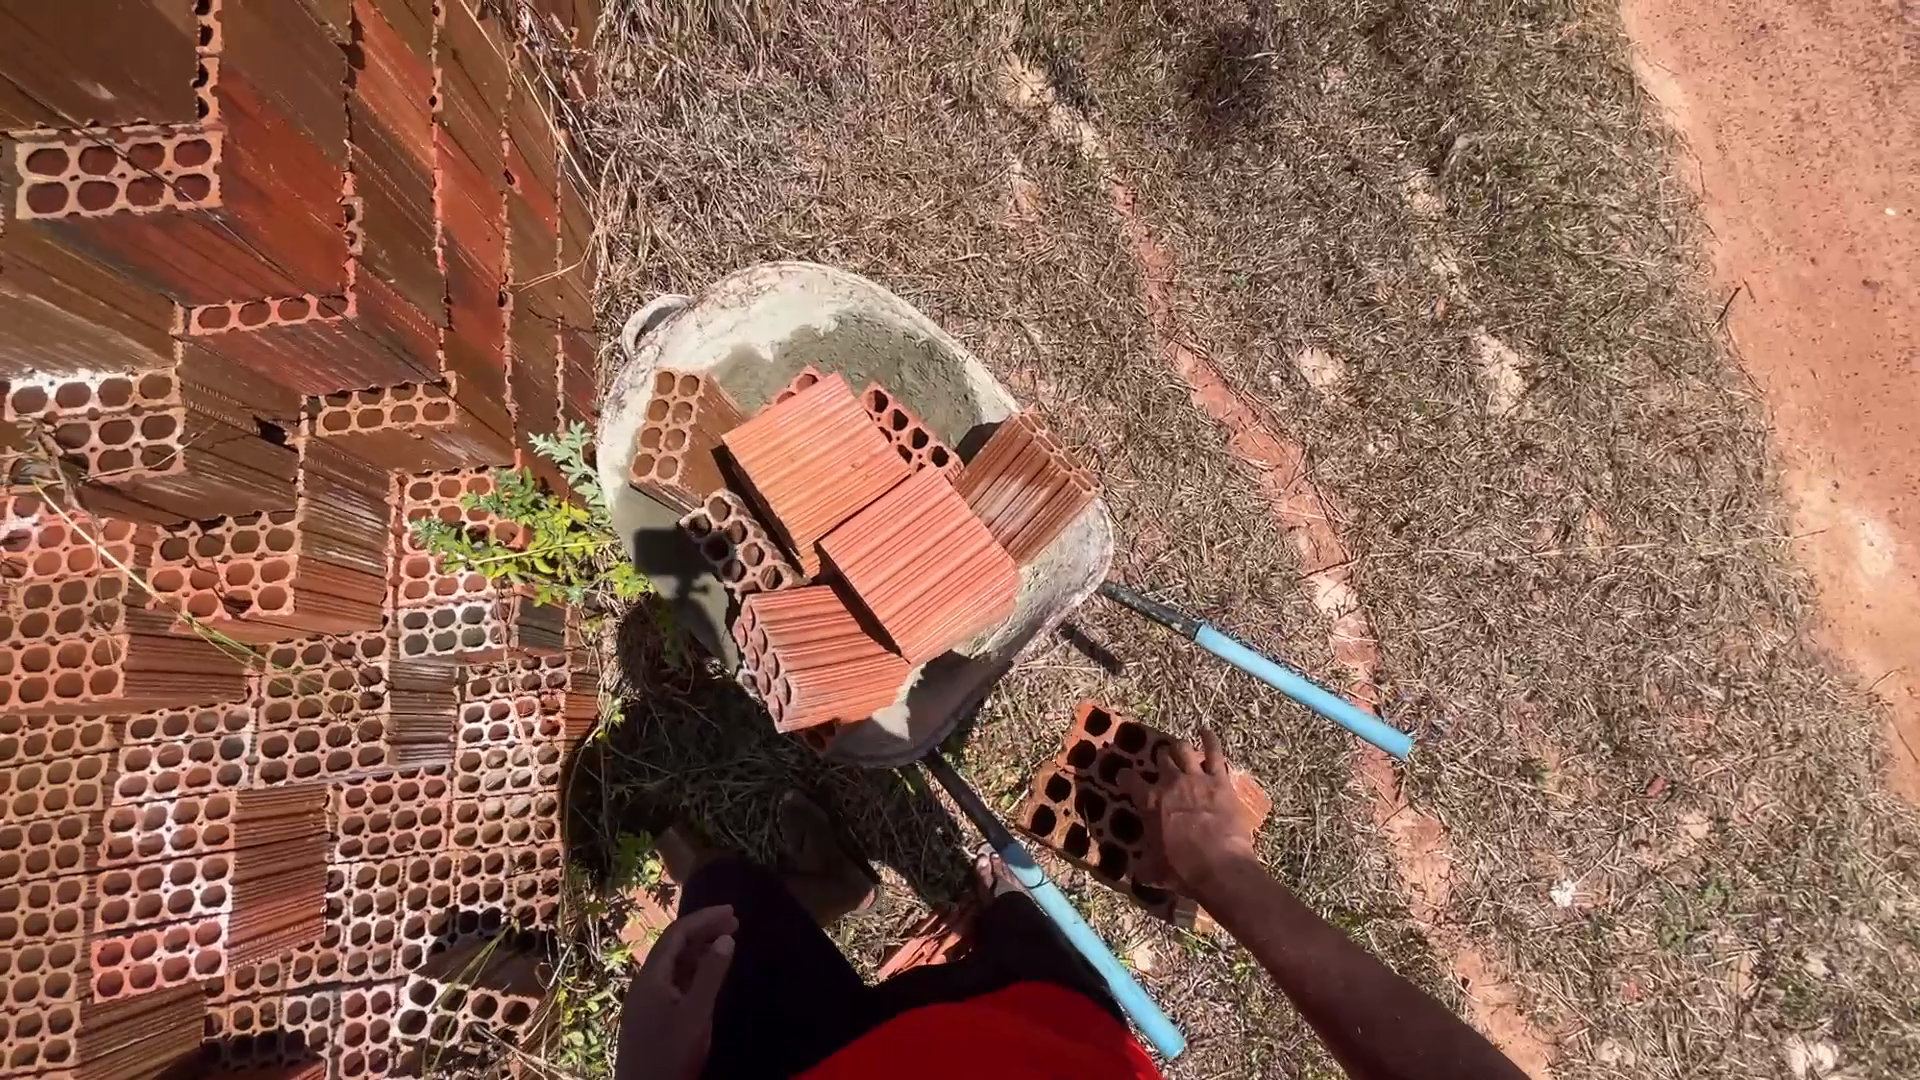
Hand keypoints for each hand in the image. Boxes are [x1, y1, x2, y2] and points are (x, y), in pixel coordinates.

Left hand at [615, 905, 737, 1079]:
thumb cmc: (670, 1057)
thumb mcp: (696, 1015)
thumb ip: (711, 974)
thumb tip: (726, 937)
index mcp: (651, 978)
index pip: (677, 934)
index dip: (704, 918)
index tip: (732, 911)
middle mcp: (644, 984)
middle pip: (673, 945)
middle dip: (703, 929)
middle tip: (734, 923)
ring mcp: (645, 1002)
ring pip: (673, 963)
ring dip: (699, 948)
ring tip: (725, 942)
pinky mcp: (650, 1017)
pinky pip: (672, 979)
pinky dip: (693, 968)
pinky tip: (708, 973)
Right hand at [1122, 727, 1259, 895]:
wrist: (1220, 868)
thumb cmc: (1183, 869)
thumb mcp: (1155, 870)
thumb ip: (1143, 867)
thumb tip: (1134, 874)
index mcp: (1150, 801)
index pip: (1129, 779)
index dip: (1125, 776)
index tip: (1123, 776)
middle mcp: (1170, 783)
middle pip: (1161, 759)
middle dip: (1159, 759)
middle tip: (1160, 762)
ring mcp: (1196, 778)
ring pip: (1183, 750)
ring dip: (1180, 748)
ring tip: (1179, 748)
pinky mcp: (1219, 781)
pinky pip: (1215, 753)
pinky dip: (1210, 740)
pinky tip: (1206, 731)